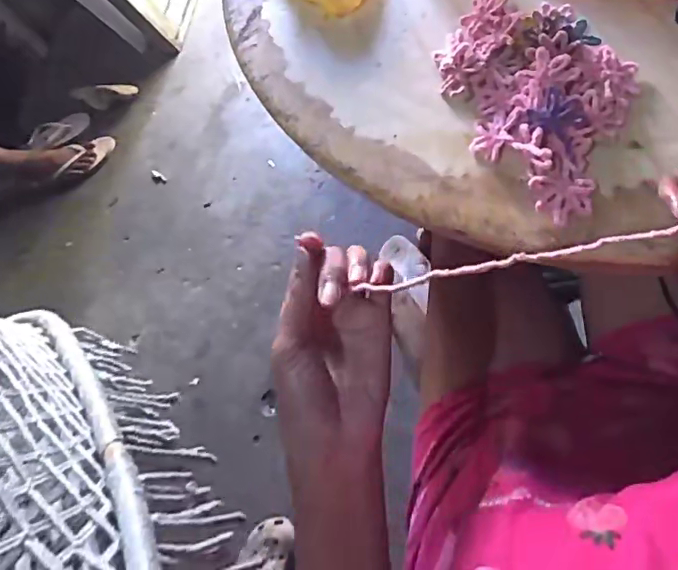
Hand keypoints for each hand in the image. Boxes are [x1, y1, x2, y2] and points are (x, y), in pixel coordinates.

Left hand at [270, 233, 394, 462]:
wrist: (338, 438)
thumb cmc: (303, 397)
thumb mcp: (290, 344)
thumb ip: (301, 292)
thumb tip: (305, 242)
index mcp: (302, 308)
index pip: (310, 264)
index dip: (313, 249)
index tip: (314, 239)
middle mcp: (331, 302)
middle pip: (337, 259)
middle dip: (334, 267)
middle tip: (333, 298)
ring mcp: (360, 308)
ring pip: (362, 263)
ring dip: (358, 264)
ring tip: (357, 286)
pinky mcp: (385, 317)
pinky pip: (386, 282)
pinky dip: (384, 272)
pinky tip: (377, 282)